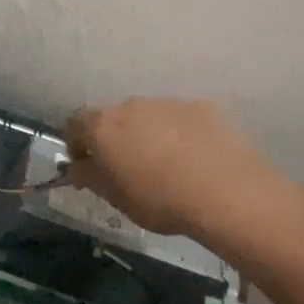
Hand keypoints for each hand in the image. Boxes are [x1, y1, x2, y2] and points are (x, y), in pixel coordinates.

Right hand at [63, 98, 290, 238]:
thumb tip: (76, 168)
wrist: (228, 194)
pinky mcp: (203, 108)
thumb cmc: (159, 200)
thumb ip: (89, 177)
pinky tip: (196, 159)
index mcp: (103, 126)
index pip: (75, 124)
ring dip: (148, 134)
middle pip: (114, 118)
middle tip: (127, 167)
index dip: (75, 143)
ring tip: (166, 164)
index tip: (85, 165)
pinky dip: (180, 134)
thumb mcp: (115, 198)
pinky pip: (181, 119)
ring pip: (149, 117)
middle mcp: (131, 106)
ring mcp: (169, 103)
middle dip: (115, 138)